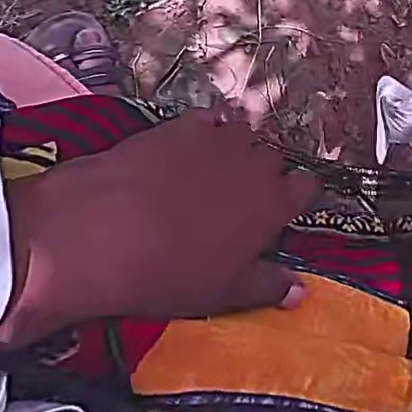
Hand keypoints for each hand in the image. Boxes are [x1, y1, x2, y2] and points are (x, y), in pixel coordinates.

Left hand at [0, 112, 320, 344]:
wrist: (105, 230)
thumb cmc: (171, 271)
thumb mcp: (223, 292)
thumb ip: (267, 286)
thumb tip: (301, 291)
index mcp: (273, 203)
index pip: (306, 186)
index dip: (295, 195)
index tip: (282, 208)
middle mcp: (254, 162)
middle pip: (273, 158)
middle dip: (262, 173)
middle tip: (238, 198)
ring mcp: (218, 138)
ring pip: (243, 135)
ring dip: (235, 150)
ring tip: (213, 171)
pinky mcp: (182, 124)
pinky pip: (208, 119)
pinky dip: (205, 131)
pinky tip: (188, 147)